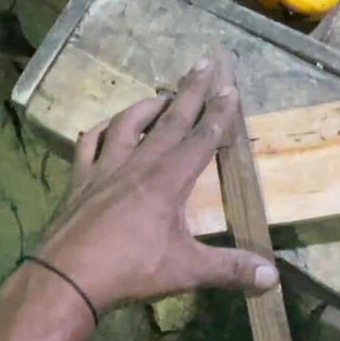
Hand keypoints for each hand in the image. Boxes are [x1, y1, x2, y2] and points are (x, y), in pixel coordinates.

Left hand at [33, 55, 277, 311]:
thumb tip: (272, 277)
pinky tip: (105, 127)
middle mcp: (138, 164)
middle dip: (190, 92)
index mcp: (167, 181)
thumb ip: (229, 269)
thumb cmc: (130, 269)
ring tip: (161, 95)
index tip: (230, 88)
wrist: (67, 275)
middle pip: (169, 121)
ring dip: (147, 106)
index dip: (218, 114)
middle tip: (203, 64)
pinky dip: (100, 131)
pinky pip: (89, 145)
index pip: (200, 139)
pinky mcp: (80, 179)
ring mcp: (104, 168)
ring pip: (127, 124)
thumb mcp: (186, 271)